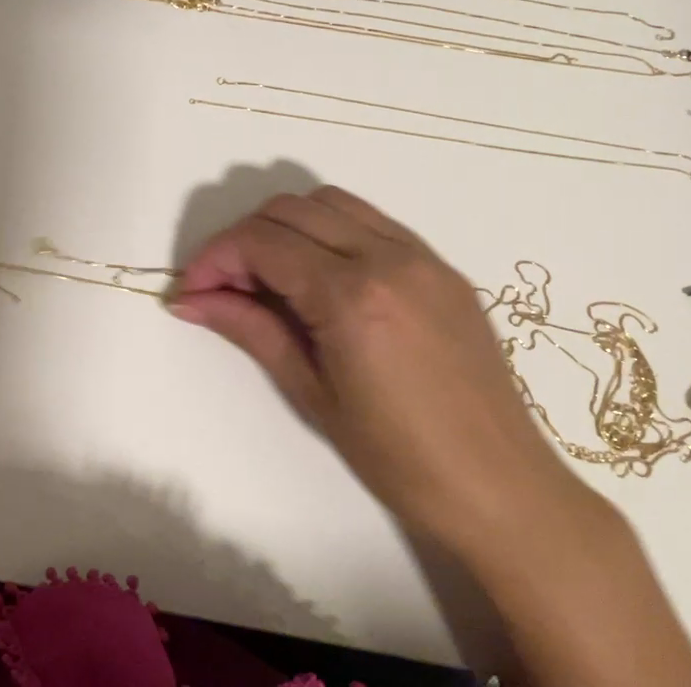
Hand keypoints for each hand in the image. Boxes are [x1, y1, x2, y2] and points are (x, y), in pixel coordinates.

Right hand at [167, 186, 590, 549]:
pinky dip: (328, 231)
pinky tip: (318, 277)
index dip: (213, 259)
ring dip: (285, 227)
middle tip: (223, 288)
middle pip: (289, 209)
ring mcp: (422, 257)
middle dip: (242, 239)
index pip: (261, 243)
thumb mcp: (309, 392)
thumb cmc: (396, 457)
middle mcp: (389, 258)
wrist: (501, 489)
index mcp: (353, 296)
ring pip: (329, 201)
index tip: (190, 292)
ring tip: (268, 279)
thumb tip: (188, 299)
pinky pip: (370, 221)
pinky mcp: (442, 267)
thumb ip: (248, 328)